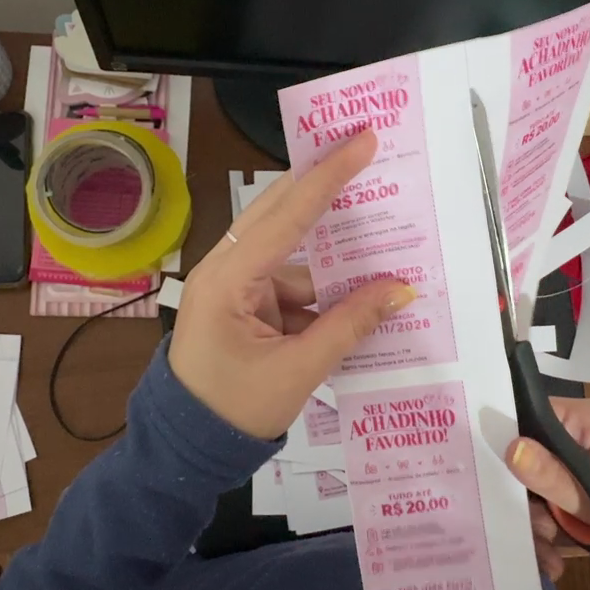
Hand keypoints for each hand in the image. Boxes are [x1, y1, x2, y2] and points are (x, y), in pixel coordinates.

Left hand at [170, 130, 416, 437]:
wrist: (187, 449)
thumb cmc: (234, 411)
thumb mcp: (298, 370)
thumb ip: (350, 325)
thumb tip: (401, 290)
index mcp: (228, 279)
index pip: (286, 216)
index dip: (328, 177)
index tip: (361, 140)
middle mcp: (226, 270)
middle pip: (282, 217)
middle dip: (326, 190)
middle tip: (367, 155)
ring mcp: (234, 287)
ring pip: (293, 256)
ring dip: (333, 257)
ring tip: (384, 240)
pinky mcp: (244, 306)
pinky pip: (291, 285)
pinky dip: (323, 291)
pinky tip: (360, 296)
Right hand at [506, 398, 589, 576]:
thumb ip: (560, 479)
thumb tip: (512, 447)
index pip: (529, 416)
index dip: (504, 444)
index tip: (483, 481)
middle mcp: (578, 432)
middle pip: (525, 453)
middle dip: (522, 498)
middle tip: (532, 536)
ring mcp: (576, 458)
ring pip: (530, 482)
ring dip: (533, 521)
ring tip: (548, 560)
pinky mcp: (575, 484)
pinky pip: (544, 498)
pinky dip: (544, 528)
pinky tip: (552, 560)